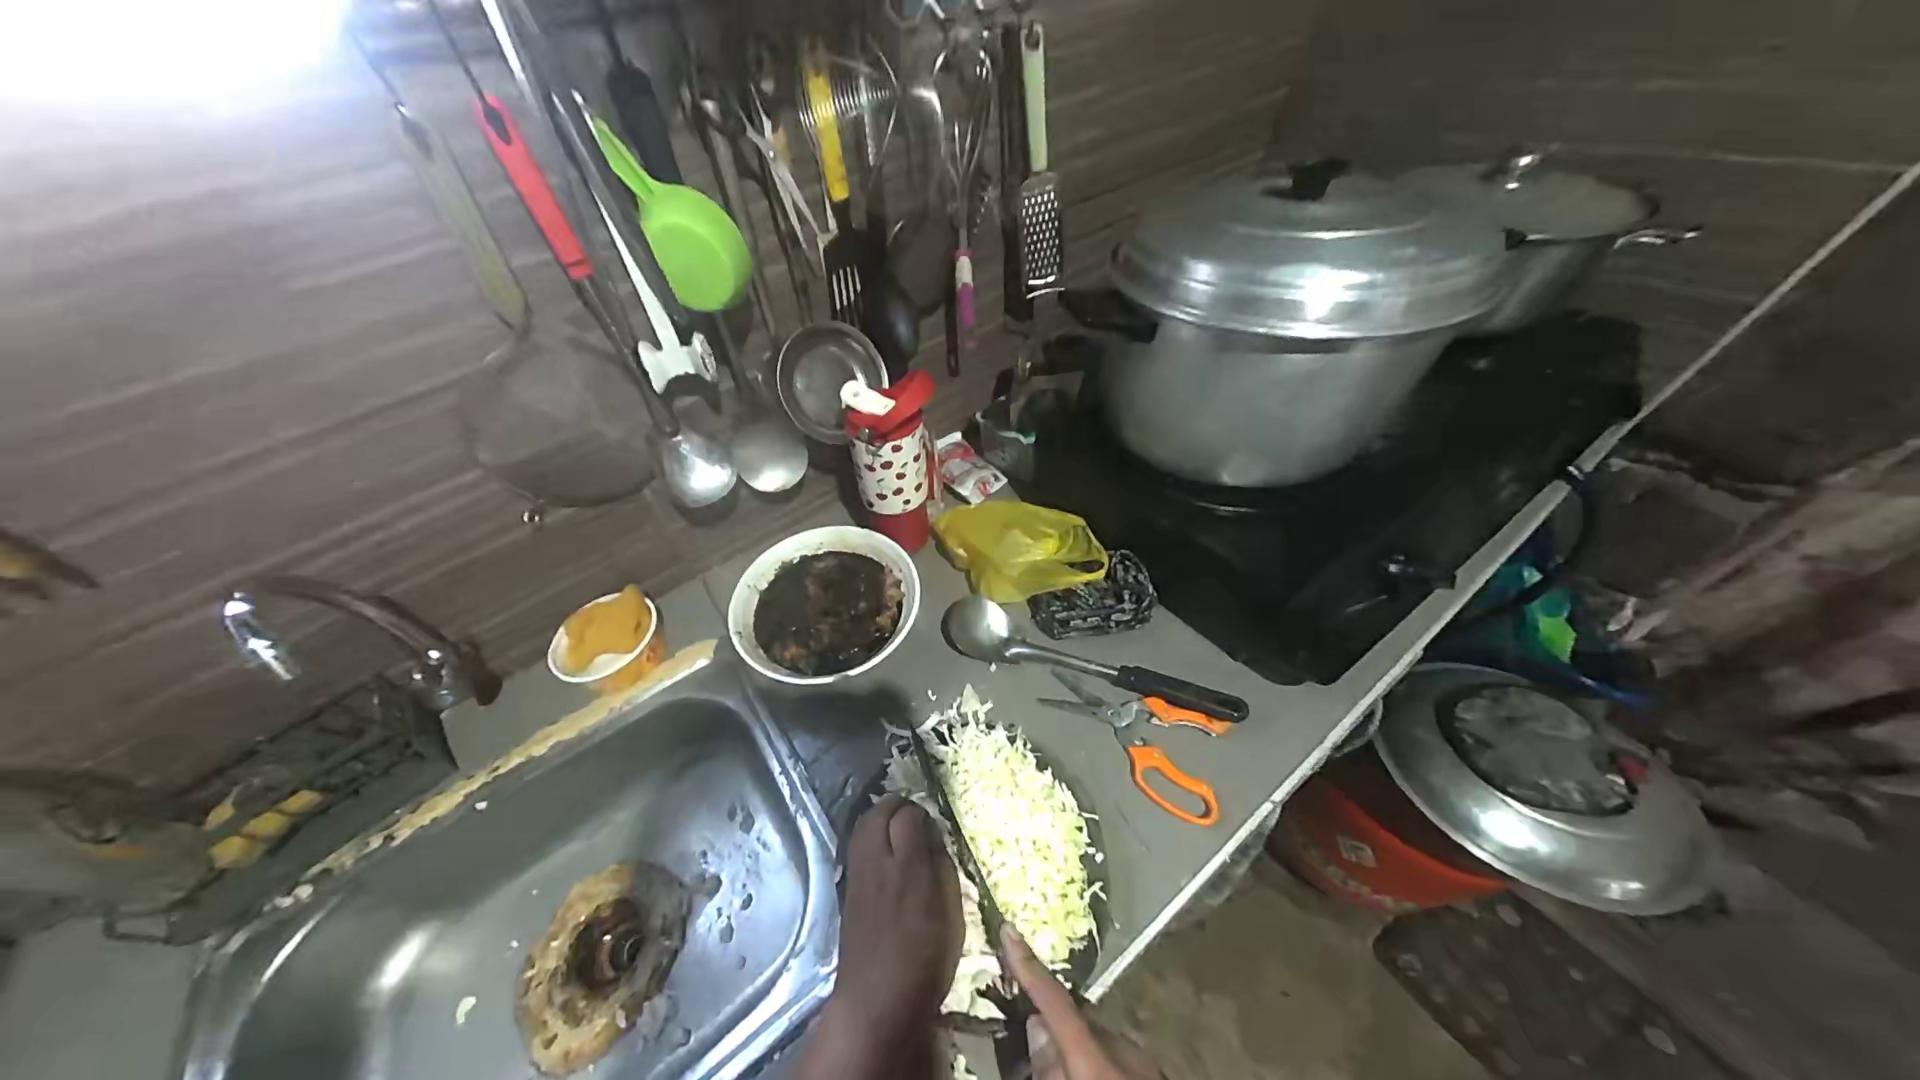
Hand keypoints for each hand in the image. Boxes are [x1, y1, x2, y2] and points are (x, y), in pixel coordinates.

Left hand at [829, 794, 962, 1035]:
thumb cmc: (925, 964)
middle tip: (915, 814)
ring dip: (879, 816)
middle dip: (897, 805)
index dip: (921, 813)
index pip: (908, 816)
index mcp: (909, 870)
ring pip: (862, 824)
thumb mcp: (952, 916)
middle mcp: (878, 864)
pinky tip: (883, 848)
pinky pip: (856, 844)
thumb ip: (943, 870)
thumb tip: (935, 840)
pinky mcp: (846, 887)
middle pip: (879, 812)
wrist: (876, 1003)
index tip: (933, 822)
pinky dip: (869, 835)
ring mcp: (857, 874)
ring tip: (898, 824)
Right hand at [1003, 926, 1163, 1079]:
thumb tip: (1038, 1029)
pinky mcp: (1160, 1075)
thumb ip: (1049, 1074)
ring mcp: (1148, 1064)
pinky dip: (1101, 1066)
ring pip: (1100, 1041)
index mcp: (1096, 1064)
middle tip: (1029, 1037)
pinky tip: (1095, 1077)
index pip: (1055, 1001)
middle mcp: (1126, 1052)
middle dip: (1054, 1023)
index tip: (1009, 929)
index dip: (1028, 966)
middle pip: (1078, 1021)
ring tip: (1062, 1067)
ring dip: (1079, 1049)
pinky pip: (1121, 1060)